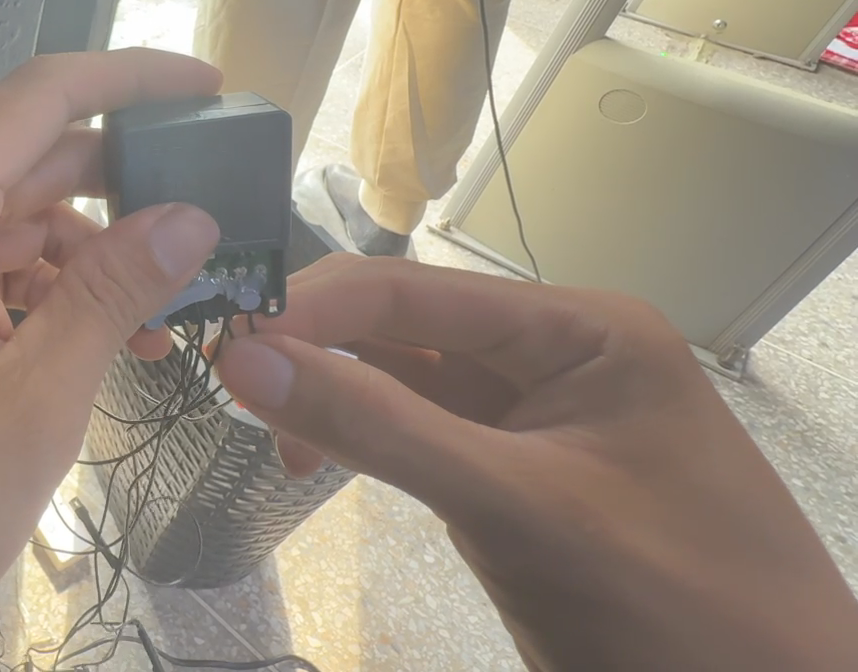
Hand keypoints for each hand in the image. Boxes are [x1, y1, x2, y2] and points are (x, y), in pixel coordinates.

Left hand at [0, 50, 224, 670]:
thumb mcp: (34, 397)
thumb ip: (112, 291)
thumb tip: (189, 216)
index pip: (41, 97)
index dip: (130, 77)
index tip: (208, 82)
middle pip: (31, 158)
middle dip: (126, 179)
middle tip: (215, 205)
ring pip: (13, 223)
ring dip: (93, 254)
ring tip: (177, 307)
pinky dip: (49, 294)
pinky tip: (110, 342)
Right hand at [215, 254, 857, 670]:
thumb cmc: (677, 614)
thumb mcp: (517, 508)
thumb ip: (373, 425)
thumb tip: (236, 360)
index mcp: (573, 328)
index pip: (406, 287)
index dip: (308, 307)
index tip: (224, 338)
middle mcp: (538, 347)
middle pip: (388, 321)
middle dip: (306, 347)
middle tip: (228, 380)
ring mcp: (513, 403)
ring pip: (382, 370)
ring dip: (317, 392)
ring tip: (267, 429)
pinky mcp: (490, 456)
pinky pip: (395, 419)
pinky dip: (342, 430)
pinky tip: (305, 453)